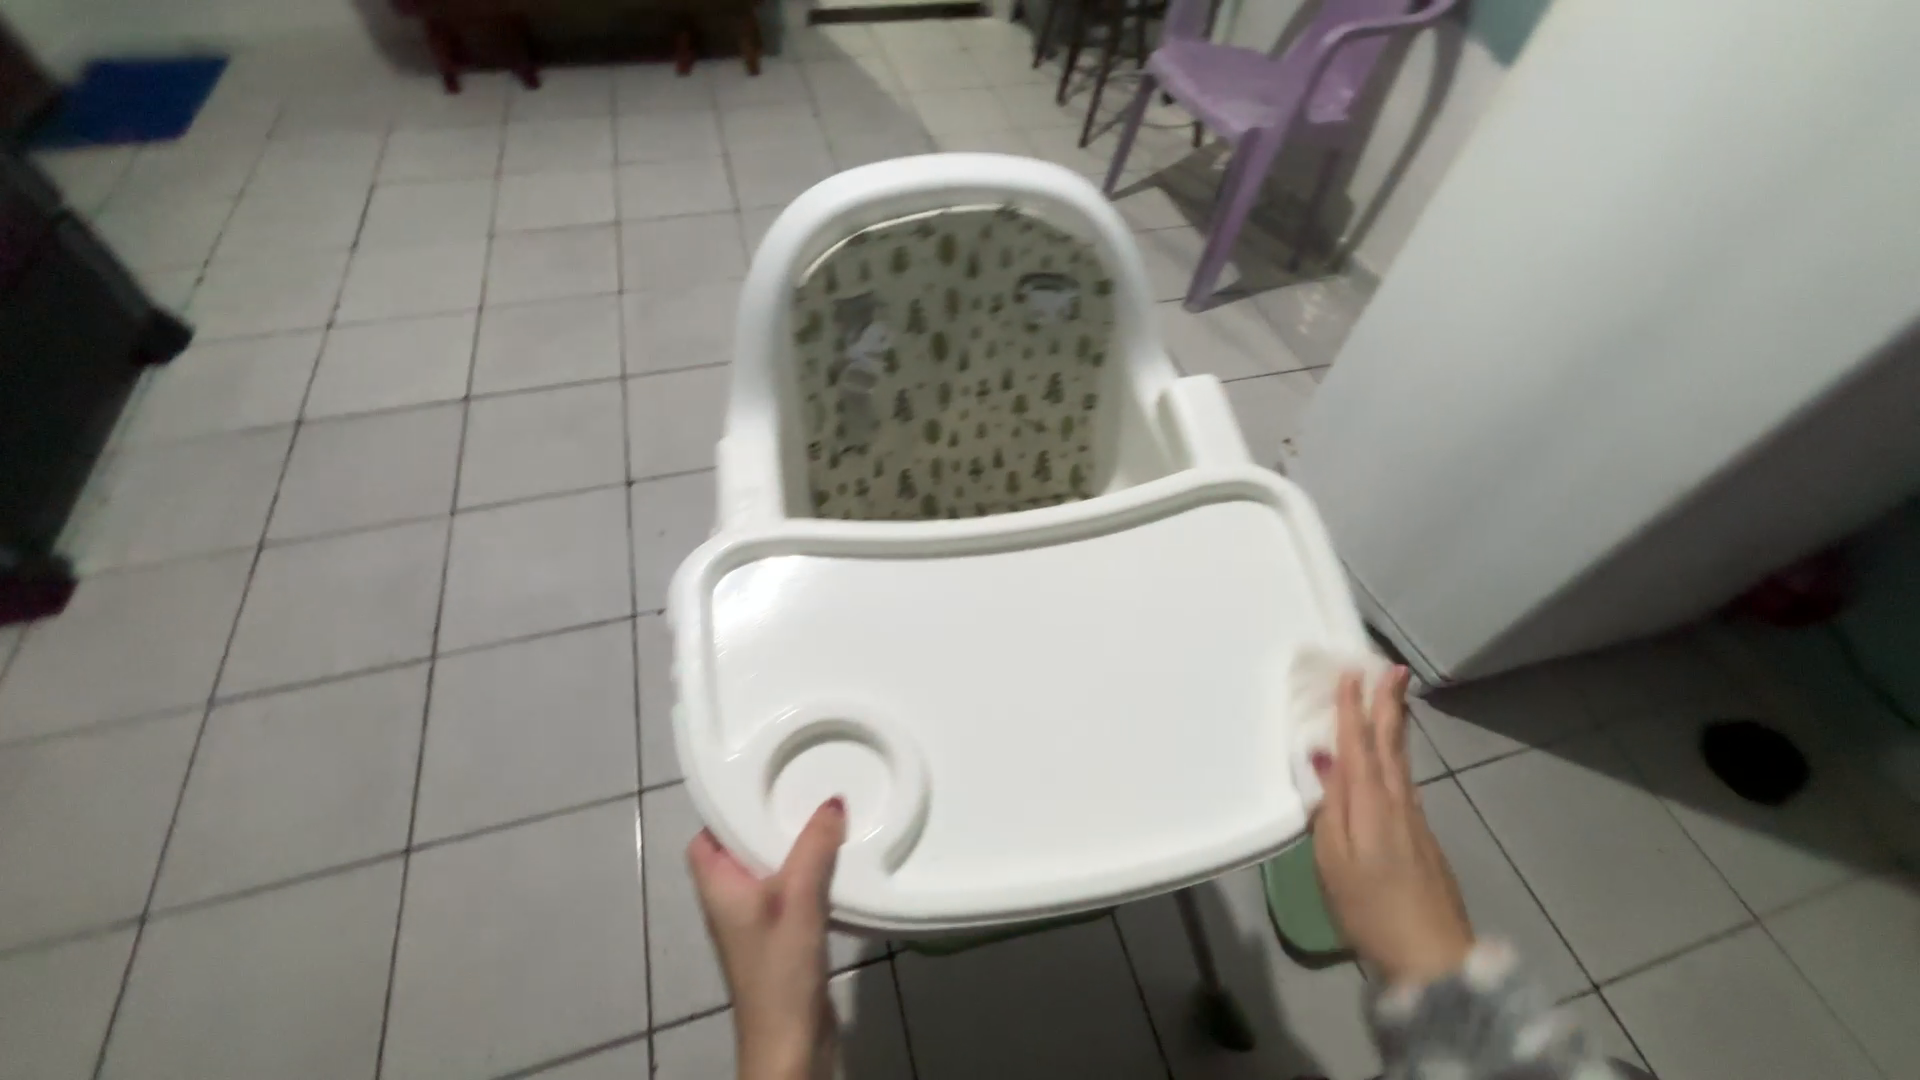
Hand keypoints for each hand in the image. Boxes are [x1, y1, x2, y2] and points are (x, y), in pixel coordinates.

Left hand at [687, 799, 846, 1079]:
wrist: (789, 1043)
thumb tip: (832, 800)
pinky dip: (805, 871)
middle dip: (767, 821)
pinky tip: (832, 862)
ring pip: (767, 868)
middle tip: (800, 790)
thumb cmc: (779, 968)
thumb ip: (814, 846)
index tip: (761, 780)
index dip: (727, 809)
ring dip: (790, 846)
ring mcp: (752, 922)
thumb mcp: (798, 897)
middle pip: (740, 847)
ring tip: (821, 817)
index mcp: (717, 886)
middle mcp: (728, 901)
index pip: (707, 836)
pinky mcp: (777, 937)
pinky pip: (787, 889)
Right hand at [1312, 667, 1475, 985]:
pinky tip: (1393, 756)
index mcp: (1371, 804)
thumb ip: (1328, 806)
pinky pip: (1403, 779)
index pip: (1359, 745)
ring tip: (1393, 698)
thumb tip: (1323, 759)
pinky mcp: (1421, 836)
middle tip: (1393, 669)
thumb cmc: (1369, 907)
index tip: (1351, 672)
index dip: (1353, 708)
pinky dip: (1396, 754)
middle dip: (1388, 705)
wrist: (1432, 957)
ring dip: (1395, 725)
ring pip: (1401, 760)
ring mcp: (1414, 819)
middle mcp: (1397, 802)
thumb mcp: (1333, 859)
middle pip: (1391, 744)